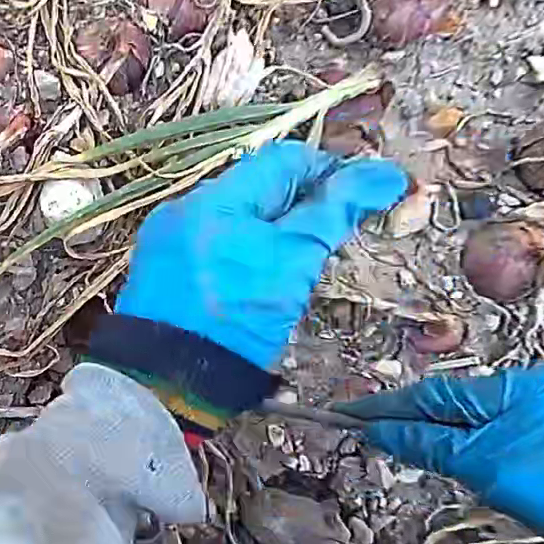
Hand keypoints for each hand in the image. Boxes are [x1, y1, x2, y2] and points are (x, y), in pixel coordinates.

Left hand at [114, 141, 405, 368]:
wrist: (168, 383)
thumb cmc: (235, 324)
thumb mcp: (293, 265)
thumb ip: (334, 214)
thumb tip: (383, 175)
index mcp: (215, 199)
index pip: (283, 160)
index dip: (327, 173)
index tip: (354, 201)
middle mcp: (184, 210)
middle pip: (256, 188)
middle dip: (297, 206)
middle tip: (327, 238)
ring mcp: (166, 240)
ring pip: (234, 219)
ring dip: (269, 231)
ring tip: (292, 265)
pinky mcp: (160, 270)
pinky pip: (210, 245)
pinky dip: (238, 252)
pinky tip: (253, 281)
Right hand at [335, 361, 543, 543]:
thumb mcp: (495, 472)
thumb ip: (432, 445)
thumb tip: (378, 432)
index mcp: (521, 386)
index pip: (433, 395)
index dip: (383, 407)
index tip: (341, 413)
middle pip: (460, 403)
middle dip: (418, 422)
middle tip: (376, 439)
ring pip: (490, 418)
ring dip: (455, 437)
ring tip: (427, 456)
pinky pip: (522, 429)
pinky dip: (492, 445)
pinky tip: (488, 464)